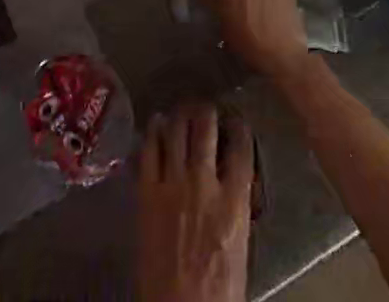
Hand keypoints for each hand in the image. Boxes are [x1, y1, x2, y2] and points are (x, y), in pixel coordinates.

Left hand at [138, 103, 253, 301]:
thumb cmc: (220, 288)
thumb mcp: (240, 246)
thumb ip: (234, 210)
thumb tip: (231, 186)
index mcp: (234, 204)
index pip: (241, 154)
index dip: (239, 130)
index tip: (237, 120)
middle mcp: (203, 185)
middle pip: (205, 133)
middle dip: (206, 112)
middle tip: (206, 104)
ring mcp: (172, 184)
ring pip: (176, 134)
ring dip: (180, 115)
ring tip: (183, 106)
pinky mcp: (147, 189)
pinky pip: (150, 150)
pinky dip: (153, 131)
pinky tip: (155, 121)